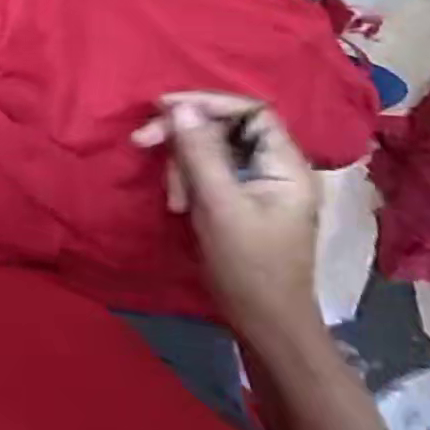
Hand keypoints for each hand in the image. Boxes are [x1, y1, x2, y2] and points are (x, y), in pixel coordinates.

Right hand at [133, 91, 321, 335]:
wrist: (264, 326)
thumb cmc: (249, 267)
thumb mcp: (219, 206)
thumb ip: (200, 153)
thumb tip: (180, 107)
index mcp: (286, 165)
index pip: (250, 111)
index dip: (208, 102)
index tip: (164, 107)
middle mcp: (275, 168)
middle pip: (224, 128)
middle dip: (183, 135)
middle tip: (143, 141)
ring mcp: (257, 184)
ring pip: (210, 150)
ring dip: (182, 164)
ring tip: (172, 197)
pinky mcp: (239, 199)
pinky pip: (208, 172)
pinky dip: (187, 181)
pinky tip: (178, 203)